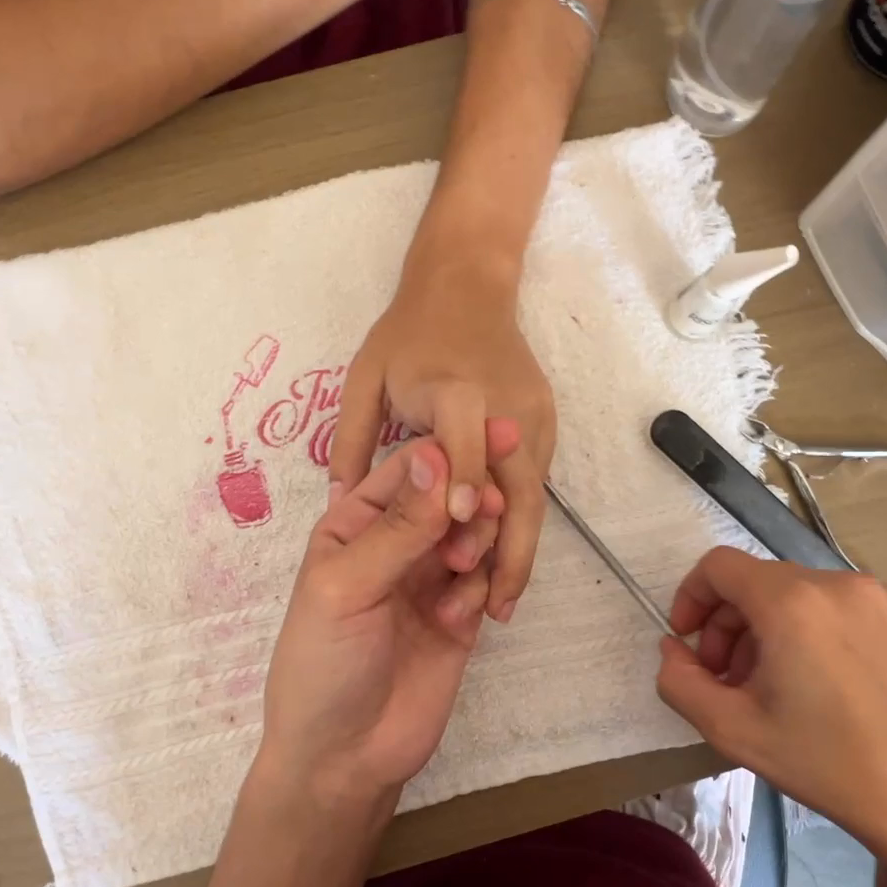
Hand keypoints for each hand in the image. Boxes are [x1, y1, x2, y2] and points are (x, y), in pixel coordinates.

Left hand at [261, 428, 520, 806]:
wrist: (346, 757)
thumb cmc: (324, 665)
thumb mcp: (347, 588)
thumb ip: (398, 526)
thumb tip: (439, 453)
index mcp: (354, 523)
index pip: (410, 467)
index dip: (451, 453)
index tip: (493, 438)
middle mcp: (396, 542)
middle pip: (454, 493)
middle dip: (472, 501)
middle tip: (481, 518)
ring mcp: (431, 578)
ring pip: (477, 531)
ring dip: (479, 544)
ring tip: (462, 576)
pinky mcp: (462, 613)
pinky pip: (488, 576)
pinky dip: (484, 586)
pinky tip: (465, 619)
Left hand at [328, 266, 555, 624]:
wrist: (470, 279)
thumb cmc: (410, 331)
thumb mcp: (364, 378)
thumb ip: (353, 439)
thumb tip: (339, 498)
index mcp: (451, 391)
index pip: (461, 441)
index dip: (461, 480)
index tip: (457, 523)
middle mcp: (502, 409)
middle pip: (515, 488)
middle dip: (504, 551)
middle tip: (491, 608)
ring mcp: (533, 422)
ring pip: (531, 501)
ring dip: (515, 553)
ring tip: (497, 606)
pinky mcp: (547, 431)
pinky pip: (535, 495)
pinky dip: (520, 534)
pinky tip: (503, 570)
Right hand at [654, 548, 886, 886]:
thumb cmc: (822, 762)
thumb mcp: (730, 728)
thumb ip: (679, 680)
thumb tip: (673, 649)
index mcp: (793, 602)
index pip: (719, 566)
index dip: (690, 598)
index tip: (686, 643)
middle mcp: (837, 584)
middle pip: (756, 581)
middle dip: (727, 624)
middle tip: (724, 679)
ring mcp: (878, 598)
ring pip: (795, 594)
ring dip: (764, 629)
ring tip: (768, 686)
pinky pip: (833, 607)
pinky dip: (806, 630)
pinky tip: (813, 683)